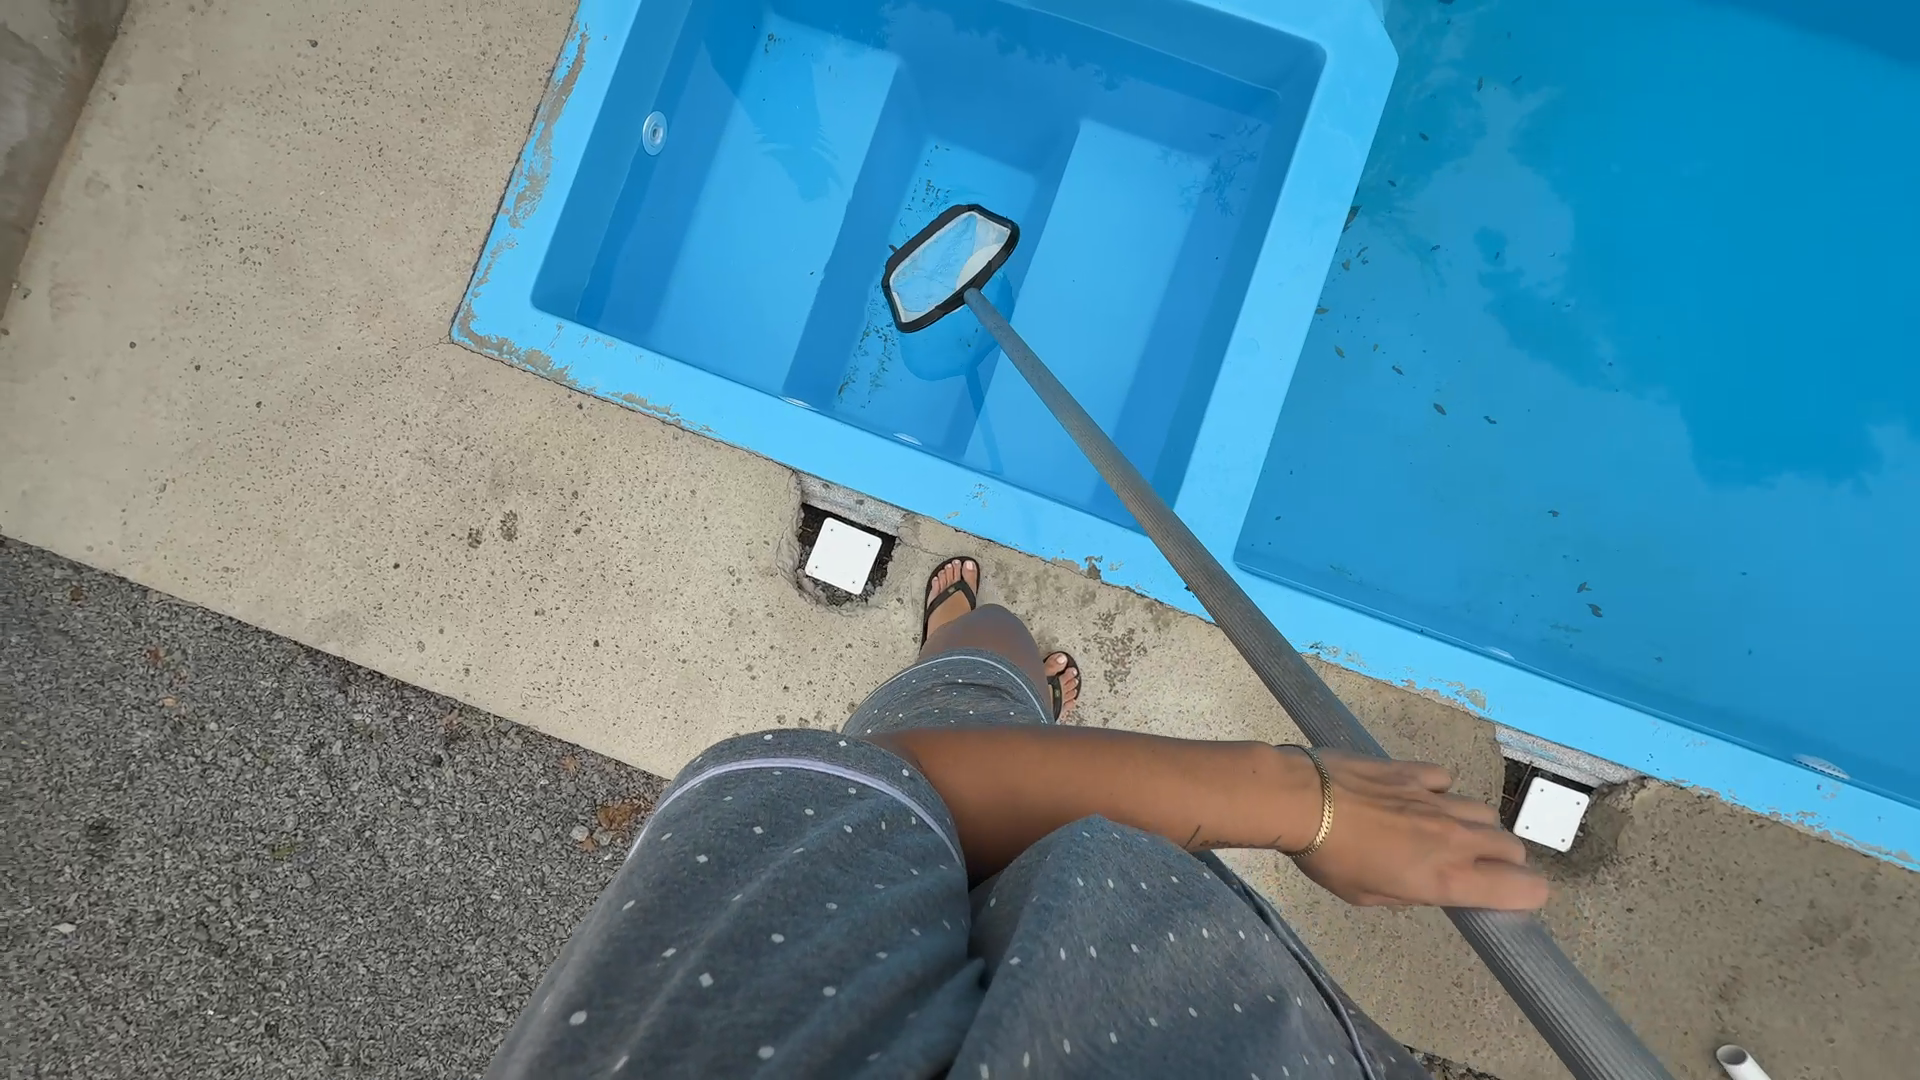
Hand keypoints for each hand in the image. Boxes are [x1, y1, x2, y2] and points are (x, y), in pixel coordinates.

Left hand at [1285, 748, 1548, 910]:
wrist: (1298, 799)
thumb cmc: (1326, 856)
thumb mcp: (1366, 895)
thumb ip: (1407, 893)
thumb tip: (1422, 882)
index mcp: (1447, 878)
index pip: (1526, 889)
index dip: (1525, 893)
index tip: (1505, 892)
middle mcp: (1453, 838)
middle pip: (1512, 846)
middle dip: (1500, 857)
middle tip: (1469, 861)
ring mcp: (1433, 799)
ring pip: (1482, 810)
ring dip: (1470, 822)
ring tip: (1438, 826)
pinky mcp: (1409, 769)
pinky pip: (1443, 778)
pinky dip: (1436, 787)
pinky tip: (1412, 792)